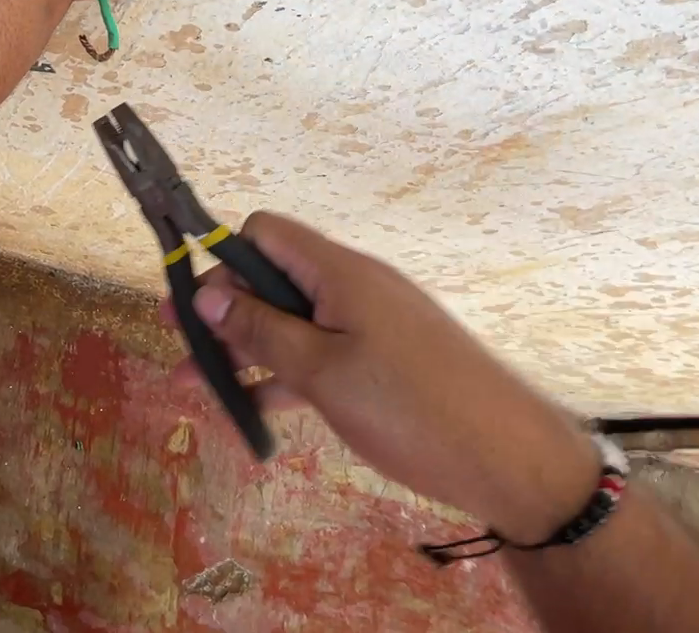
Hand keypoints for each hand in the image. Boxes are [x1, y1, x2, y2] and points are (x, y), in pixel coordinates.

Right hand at [168, 212, 598, 542]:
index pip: (264, 233)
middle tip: (181, 348)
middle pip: (270, 281)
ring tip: (197, 386)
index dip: (225, 259)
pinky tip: (253, 409)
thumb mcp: (320, 371)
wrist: (517, 464)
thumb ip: (258, 329)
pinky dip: (284, 374)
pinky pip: (318, 353)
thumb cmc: (409, 407)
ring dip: (245, 349)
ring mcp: (367, 324)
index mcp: (336, 271)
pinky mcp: (380, 359)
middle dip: (222, 312)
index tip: (195, 302)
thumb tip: (204, 292)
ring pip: (289, 323)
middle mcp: (350, 286)